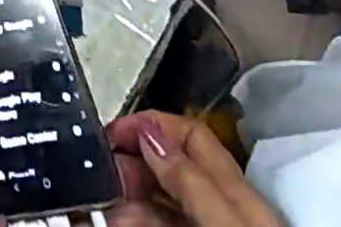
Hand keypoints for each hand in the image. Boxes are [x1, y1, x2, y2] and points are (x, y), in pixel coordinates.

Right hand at [103, 112, 282, 226]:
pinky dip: (137, 217)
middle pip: (172, 164)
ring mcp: (213, 224)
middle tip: (102, 174)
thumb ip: (189, 180)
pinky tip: (118, 220)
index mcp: (237, 190)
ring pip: (163, 198)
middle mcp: (226, 205)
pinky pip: (162, 222)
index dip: (149, 124)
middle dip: (131, 161)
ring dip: (129, 194)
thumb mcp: (224, 223)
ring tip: (104, 204)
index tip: (111, 134)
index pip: (189, 132)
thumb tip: (149, 131)